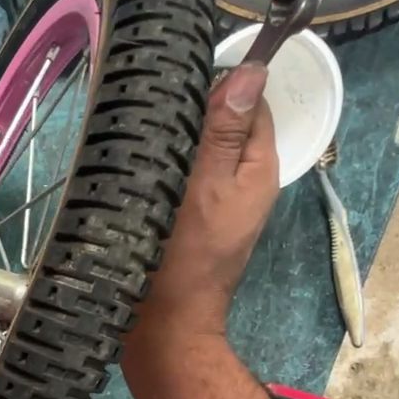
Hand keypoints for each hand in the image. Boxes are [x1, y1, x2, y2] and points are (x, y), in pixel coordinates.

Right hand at [143, 64, 279, 335]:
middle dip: (194, 123)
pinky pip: (183, 188)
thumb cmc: (185, 257)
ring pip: (200, 162)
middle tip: (152, 121)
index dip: (221, 91)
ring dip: (175, 153)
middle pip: (224, 134)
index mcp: (259, 170)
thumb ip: (225, 131)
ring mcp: (217, 211)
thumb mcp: (207, 186)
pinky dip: (165, 180)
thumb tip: (250, 71)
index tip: (177, 91)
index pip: (251, 106)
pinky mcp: (191, 229)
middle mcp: (244, 187)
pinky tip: (140, 184)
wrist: (163, 327)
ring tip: (141, 150)